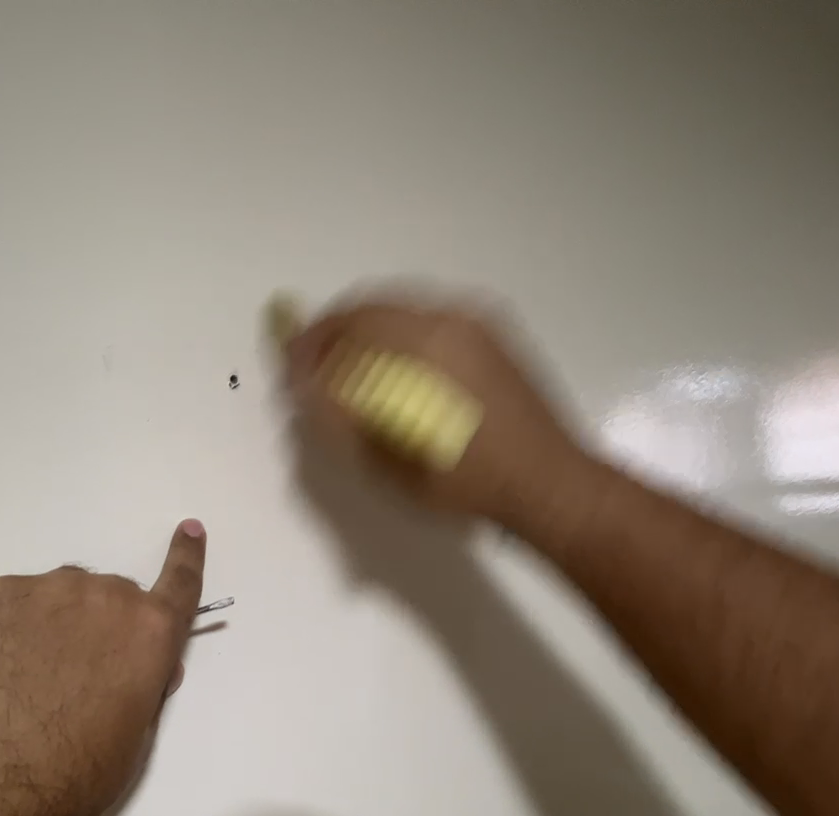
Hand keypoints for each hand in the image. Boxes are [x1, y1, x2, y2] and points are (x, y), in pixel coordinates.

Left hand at [0, 522, 207, 815]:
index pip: (180, 583)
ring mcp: (44, 590)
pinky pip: (20, 602)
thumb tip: (141, 668)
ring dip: (60, 624)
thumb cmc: (66, 776)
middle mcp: (102, 598)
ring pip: (64, 597)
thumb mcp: (130, 744)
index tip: (189, 529)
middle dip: (106, 629)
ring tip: (27, 677)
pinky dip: (17, 626)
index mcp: (148, 633)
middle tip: (79, 677)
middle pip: (114, 599)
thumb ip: (144, 691)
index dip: (187, 556)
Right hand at [283, 294, 584, 522]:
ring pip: (403, 314)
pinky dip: (400, 343)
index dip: (311, 339)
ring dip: (368, 338)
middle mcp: (452, 317)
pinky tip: (397, 380)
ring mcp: (479, 325)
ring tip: (352, 380)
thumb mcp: (388, 458)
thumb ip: (338, 412)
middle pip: (375, 307)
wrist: (547, 485)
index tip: (290, 364)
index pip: (350, 318)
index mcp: (425, 340)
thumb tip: (302, 380)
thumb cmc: (464, 480)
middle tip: (315, 372)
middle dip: (337, 335)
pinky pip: (431, 325)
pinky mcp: (495, 339)